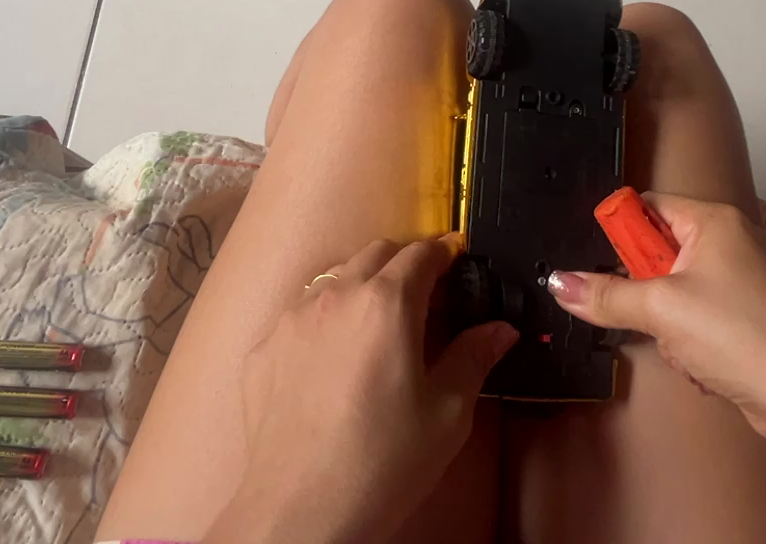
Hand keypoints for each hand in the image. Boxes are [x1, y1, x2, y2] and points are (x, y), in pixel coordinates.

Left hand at [206, 235, 517, 543]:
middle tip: (424, 292)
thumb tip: (501, 329)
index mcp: (387, 302)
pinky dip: (324, 317)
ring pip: (335, 276)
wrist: (300, 514)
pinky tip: (331, 357)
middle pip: (377, 253)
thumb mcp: (447, 413)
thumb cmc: (385, 462)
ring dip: (362, 282)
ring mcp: (293, 317)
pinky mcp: (264, 347)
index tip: (457, 257)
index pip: (421, 253)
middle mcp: (337, 294)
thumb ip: (474, 358)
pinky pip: (300, 313)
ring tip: (376, 321)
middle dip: (404, 261)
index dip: (444, 251)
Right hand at [546, 194, 765, 438]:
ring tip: (683, 348)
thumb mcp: (660, 310)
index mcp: (714, 220)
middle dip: (646, 291)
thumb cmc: (735, 334)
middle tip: (649, 315)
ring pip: (676, 292)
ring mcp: (745, 281)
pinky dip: (692, 342)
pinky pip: (700, 317)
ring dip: (668, 325)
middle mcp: (732, 241)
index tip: (606, 267)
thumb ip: (605, 295)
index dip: (622, 233)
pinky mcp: (751, 318)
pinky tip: (704, 366)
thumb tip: (556, 282)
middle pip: (661, 252)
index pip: (650, 206)